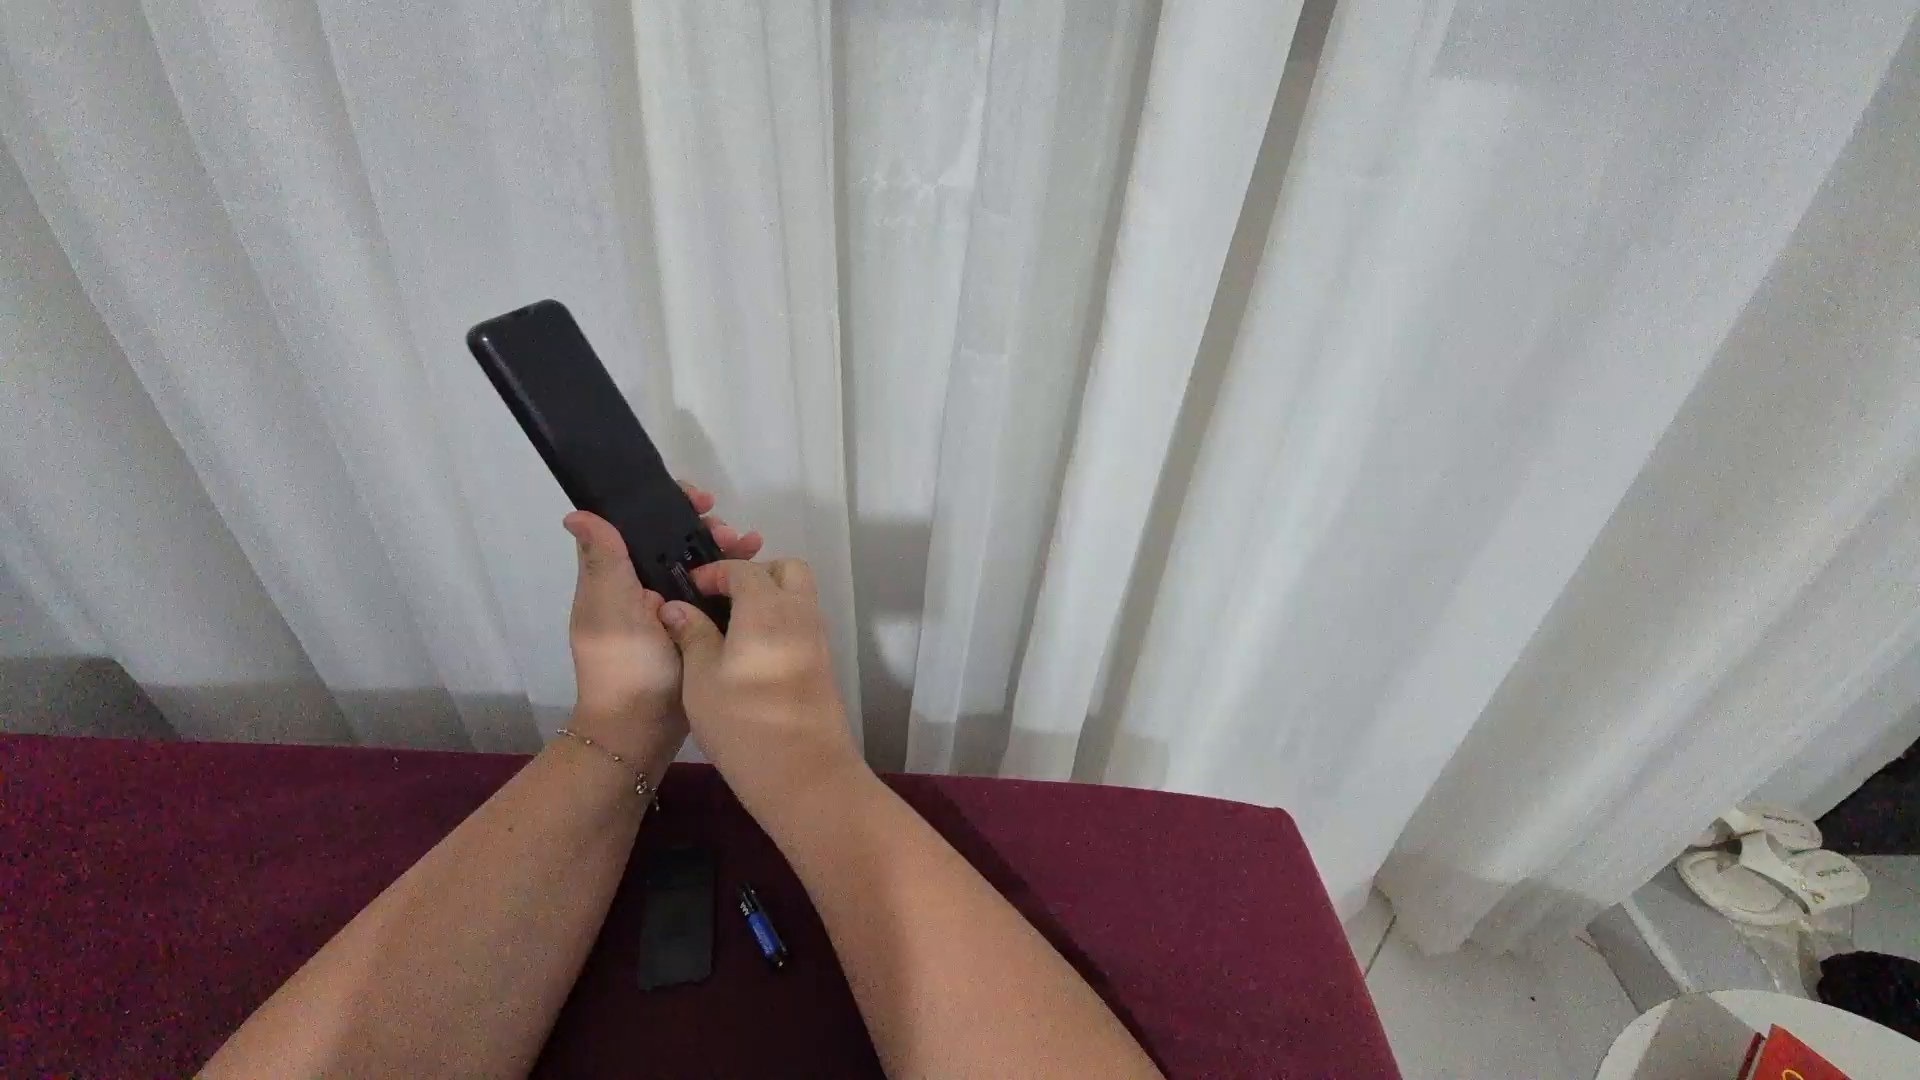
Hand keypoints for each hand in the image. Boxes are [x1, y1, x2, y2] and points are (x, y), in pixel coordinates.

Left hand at [562, 483, 761, 760]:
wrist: (643, 729)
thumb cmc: (623, 664)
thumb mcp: (610, 608)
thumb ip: (603, 560)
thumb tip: (577, 513)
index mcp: (618, 577)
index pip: (639, 525)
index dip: (667, 505)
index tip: (697, 499)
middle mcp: (645, 587)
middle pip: (676, 542)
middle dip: (705, 528)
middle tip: (730, 531)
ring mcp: (674, 609)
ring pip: (701, 565)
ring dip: (726, 549)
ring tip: (752, 545)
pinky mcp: (699, 629)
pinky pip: (718, 593)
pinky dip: (737, 578)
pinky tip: (759, 572)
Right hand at [657, 559, 861, 809]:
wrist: (804, 771)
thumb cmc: (743, 722)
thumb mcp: (701, 678)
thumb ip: (692, 635)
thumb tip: (676, 607)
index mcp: (768, 607)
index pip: (745, 569)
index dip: (715, 572)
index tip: (690, 590)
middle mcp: (800, 613)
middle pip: (787, 570)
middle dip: (754, 574)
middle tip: (720, 600)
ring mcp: (817, 638)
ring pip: (800, 596)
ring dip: (770, 597)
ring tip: (730, 627)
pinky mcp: (823, 663)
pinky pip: (803, 623)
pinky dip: (780, 621)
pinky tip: (750, 652)